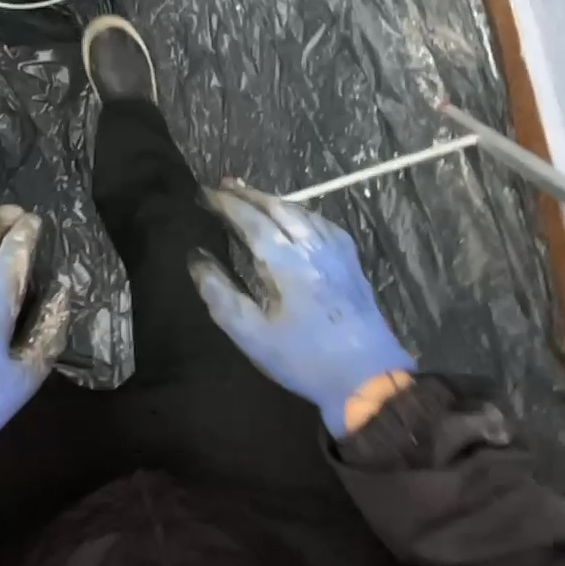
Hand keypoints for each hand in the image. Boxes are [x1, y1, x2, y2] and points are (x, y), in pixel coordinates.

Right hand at [190, 182, 415, 434]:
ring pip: (300, 211)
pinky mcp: (351, 261)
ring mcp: (337, 251)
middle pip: (277, 206)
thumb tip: (196, 258)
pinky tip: (291, 218)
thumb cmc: (303, 358)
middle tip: (221, 185)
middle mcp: (314, 246)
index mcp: (287, 261)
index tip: (202, 193)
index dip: (224, 203)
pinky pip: (320, 222)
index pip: (250, 218)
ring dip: (271, 200)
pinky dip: (297, 212)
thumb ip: (219, 292)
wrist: (368, 380)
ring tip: (249, 196)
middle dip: (247, 193)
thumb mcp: (250, 333)